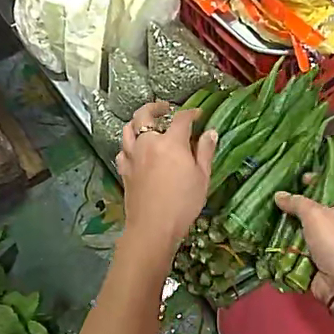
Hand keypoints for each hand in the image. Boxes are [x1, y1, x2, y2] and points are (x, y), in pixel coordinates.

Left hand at [117, 102, 216, 246]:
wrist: (153, 227)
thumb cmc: (183, 203)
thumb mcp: (202, 177)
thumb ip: (205, 152)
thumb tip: (210, 132)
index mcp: (170, 142)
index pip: (181, 118)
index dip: (191, 112)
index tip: (198, 114)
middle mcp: (148, 143)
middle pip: (144, 115)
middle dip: (155, 107)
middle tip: (165, 108)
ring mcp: (132, 156)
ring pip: (128, 129)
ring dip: (137, 122)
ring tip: (146, 124)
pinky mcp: (124, 170)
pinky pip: (122, 150)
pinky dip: (128, 145)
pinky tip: (136, 150)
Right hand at [274, 180, 333, 303]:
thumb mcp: (314, 214)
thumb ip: (296, 202)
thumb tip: (279, 195)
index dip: (323, 177)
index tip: (303, 178)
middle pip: (321, 205)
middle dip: (302, 202)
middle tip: (281, 196)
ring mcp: (333, 240)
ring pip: (310, 226)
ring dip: (294, 223)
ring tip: (273, 214)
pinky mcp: (322, 256)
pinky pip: (304, 244)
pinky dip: (292, 242)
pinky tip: (275, 234)